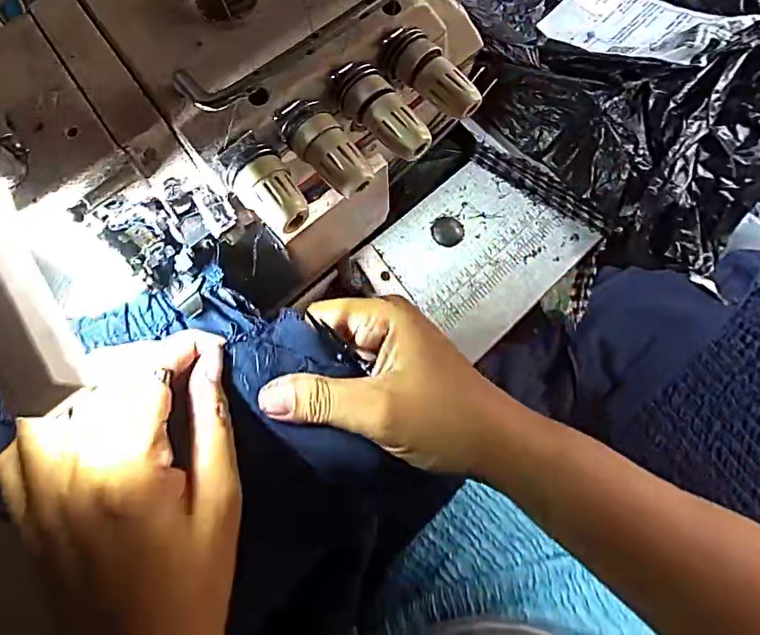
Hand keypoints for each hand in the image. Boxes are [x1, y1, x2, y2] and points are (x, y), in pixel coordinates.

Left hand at [0, 332, 239, 634]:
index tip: (204, 346)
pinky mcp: (24, 516)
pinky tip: (85, 426)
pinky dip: (50, 423)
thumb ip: (212, 419)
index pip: (144, 375)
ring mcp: (38, 496)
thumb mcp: (221, 498)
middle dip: (142, 359)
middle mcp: (70, 474)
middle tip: (177, 366)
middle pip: (94, 378)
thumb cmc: (192, 585)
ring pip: (48, 403)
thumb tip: (209, 361)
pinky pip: (19, 448)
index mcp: (124, 469)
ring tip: (130, 390)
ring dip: (92, 382)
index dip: (179, 349)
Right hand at [256, 295, 530, 474]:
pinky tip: (322, 414)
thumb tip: (267, 394)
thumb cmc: (443, 418)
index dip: (292, 343)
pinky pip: (357, 374)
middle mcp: (388, 322)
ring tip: (289, 409)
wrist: (496, 445)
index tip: (263, 373)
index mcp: (385, 314)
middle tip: (271, 398)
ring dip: (322, 383)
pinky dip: (341, 392)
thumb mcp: (376, 409)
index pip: (320, 316)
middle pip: (329, 336)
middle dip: (304, 366)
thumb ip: (321, 399)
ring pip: (342, 359)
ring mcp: (394, 346)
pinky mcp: (398, 370)